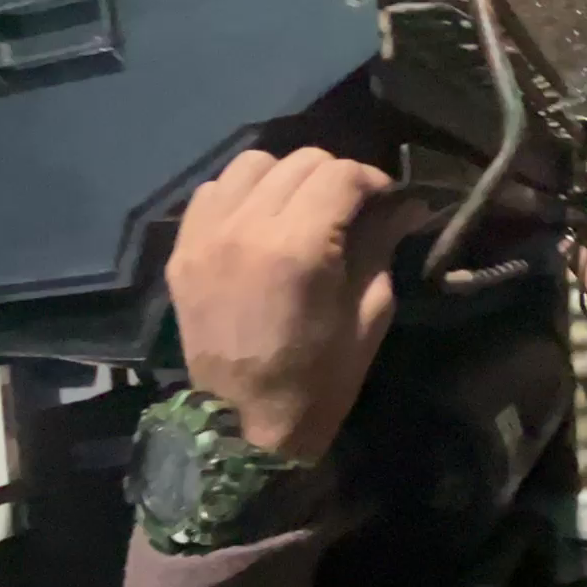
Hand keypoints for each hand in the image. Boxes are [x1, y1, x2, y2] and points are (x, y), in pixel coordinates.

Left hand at [166, 147, 420, 461]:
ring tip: (302, 209)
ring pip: (253, 163)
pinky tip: (261, 222)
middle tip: (351, 208)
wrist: (246, 424)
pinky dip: (245, 194)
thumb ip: (381, 247)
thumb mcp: (369, 314)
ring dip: (288, 178)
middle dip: (336, 177)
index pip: (341, 175)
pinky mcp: (183, 250)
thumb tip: (403, 205)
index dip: (374, 180)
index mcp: (299, 248)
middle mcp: (247, 227)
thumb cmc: (322, 378)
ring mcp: (206, 235)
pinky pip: (214, 190)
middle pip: (300, 161)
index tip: (388, 200)